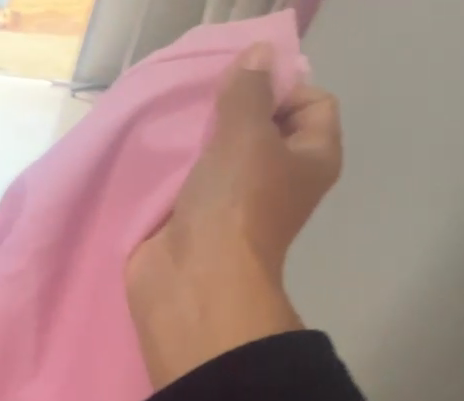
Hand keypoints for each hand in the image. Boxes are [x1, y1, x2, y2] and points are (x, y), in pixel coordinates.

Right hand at [126, 42, 342, 387]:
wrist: (190, 282)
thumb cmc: (234, 207)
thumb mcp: (246, 136)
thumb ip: (248, 93)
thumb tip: (255, 56)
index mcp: (311, 159)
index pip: (310, 103)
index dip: (280, 87)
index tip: (239, 89)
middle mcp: (277, 181)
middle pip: (258, 130)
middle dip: (229, 115)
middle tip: (198, 108)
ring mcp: (232, 206)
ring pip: (216, 159)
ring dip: (193, 146)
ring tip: (170, 132)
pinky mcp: (190, 224)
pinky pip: (183, 187)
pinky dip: (169, 176)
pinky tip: (151, 164)